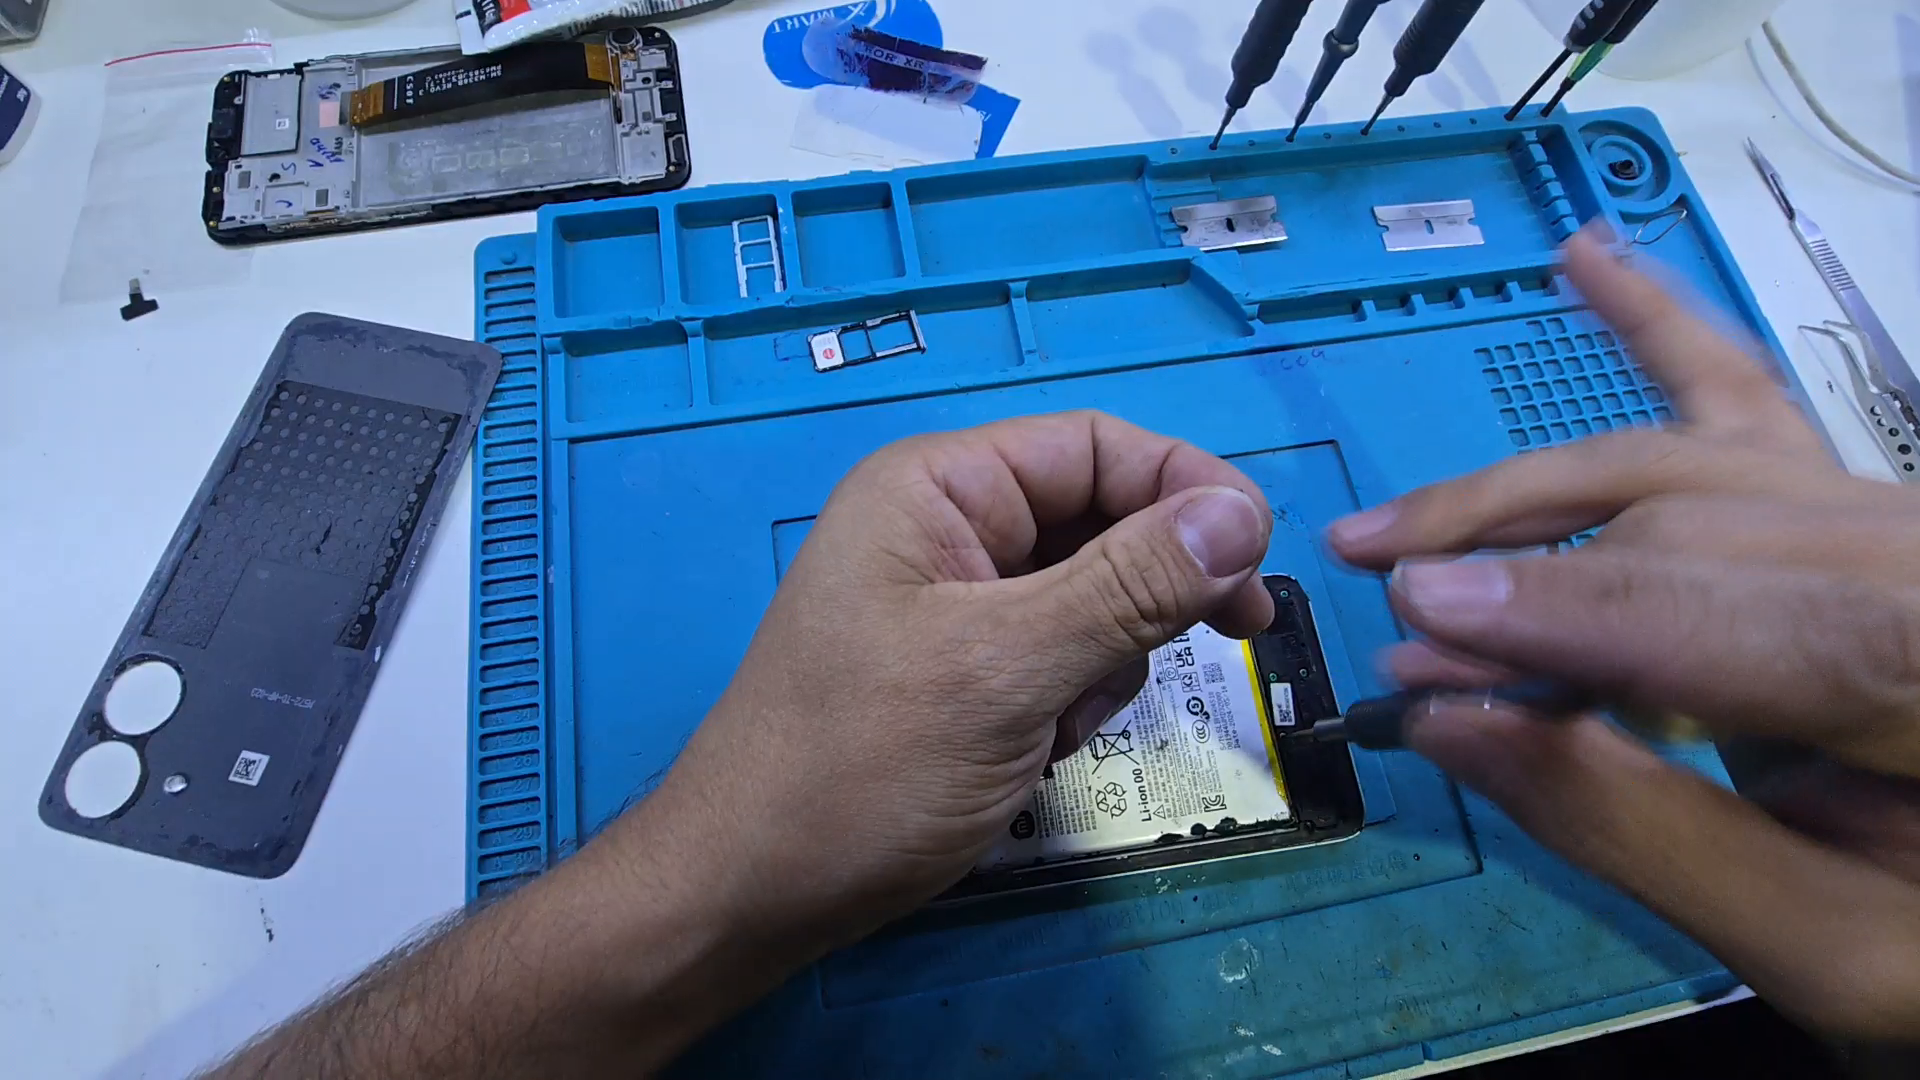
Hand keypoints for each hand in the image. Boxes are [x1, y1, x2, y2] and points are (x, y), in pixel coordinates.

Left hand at [619, 411, 1274, 950]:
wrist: (758, 888)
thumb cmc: (862, 765)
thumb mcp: (1005, 668)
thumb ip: (1129, 586)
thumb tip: (1242, 514)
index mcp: (939, 486)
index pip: (1093, 447)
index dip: (1184, 486)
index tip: (1259, 555)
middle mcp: (950, 525)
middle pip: (1099, 519)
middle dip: (1151, 588)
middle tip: (1226, 636)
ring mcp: (959, 597)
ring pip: (1095, 592)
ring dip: (1107, 654)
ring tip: (1058, 719)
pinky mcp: (971, 660)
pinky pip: (1065, 649)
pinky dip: (1076, 691)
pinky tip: (1038, 742)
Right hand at [1327, 228, 1919, 1035]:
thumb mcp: (1828, 950)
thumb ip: (1627, 826)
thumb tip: (1437, 717)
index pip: (1755, 609)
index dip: (1569, 605)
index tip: (1414, 609)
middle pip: (1692, 521)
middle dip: (1520, 577)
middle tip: (1398, 615)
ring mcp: (1898, 515)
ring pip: (1681, 454)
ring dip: (1516, 493)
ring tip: (1396, 527)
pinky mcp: (1849, 504)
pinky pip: (1747, 398)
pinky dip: (1659, 330)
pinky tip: (1586, 261)